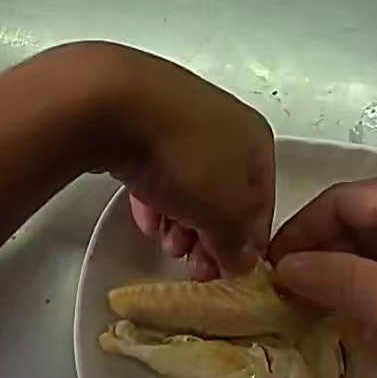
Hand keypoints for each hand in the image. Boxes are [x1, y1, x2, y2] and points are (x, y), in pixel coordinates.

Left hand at [59, 44, 274, 275]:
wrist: (114, 104)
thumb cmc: (182, 157)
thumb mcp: (222, 214)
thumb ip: (237, 243)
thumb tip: (241, 261)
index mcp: (256, 139)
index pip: (262, 204)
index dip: (246, 245)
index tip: (225, 273)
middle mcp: (224, 123)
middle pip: (224, 193)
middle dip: (208, 234)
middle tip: (191, 264)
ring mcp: (181, 117)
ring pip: (189, 181)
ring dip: (181, 220)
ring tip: (163, 241)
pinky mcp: (142, 119)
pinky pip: (157, 165)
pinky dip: (155, 195)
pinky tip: (145, 216)